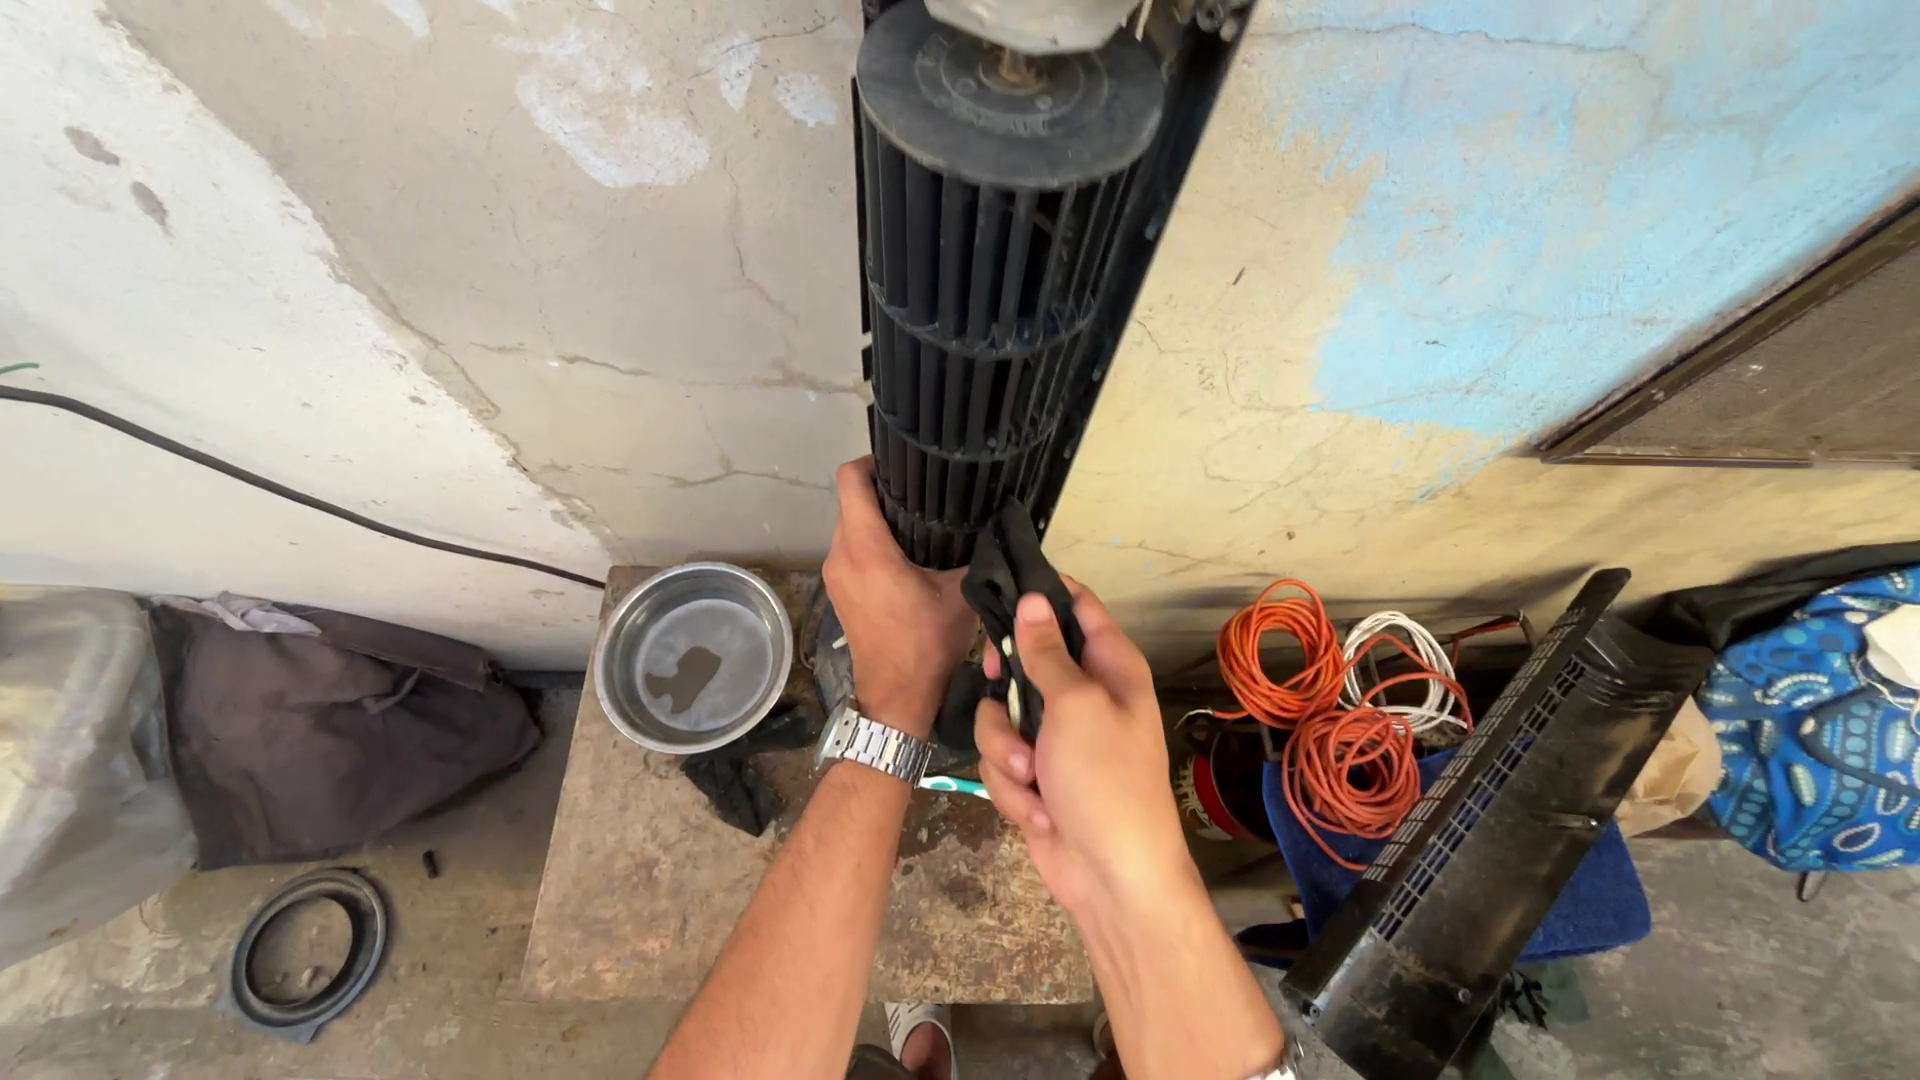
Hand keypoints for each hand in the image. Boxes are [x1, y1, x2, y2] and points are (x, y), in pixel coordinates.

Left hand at [822, 457, 976, 735]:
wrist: (896, 696)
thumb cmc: (927, 644)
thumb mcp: (960, 593)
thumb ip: (974, 553)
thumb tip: (994, 523)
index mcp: (867, 548)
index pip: (851, 480)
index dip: (873, 462)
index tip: (903, 464)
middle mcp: (841, 554)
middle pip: (851, 501)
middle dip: (882, 490)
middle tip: (922, 493)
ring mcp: (834, 573)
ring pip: (849, 525)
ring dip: (876, 518)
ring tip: (916, 523)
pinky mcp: (837, 589)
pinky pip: (849, 548)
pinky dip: (869, 541)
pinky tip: (903, 554)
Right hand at [973, 580, 1193, 917]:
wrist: (1110, 877)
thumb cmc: (1106, 780)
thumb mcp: (1075, 706)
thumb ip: (1047, 652)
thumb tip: (1033, 598)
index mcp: (1108, 666)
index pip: (1076, 606)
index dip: (1041, 592)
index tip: (1000, 588)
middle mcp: (1081, 694)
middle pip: (1023, 659)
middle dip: (1006, 687)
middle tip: (998, 685)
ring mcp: (1054, 737)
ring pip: (1000, 715)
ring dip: (1006, 751)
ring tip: (1032, 778)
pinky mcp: (1033, 774)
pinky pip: (1000, 759)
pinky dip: (1013, 788)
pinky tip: (1039, 811)